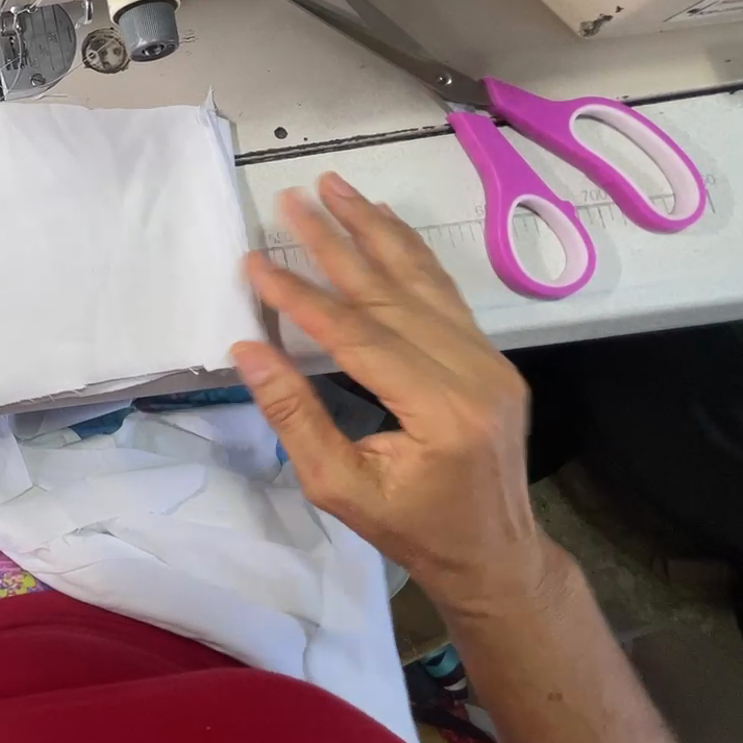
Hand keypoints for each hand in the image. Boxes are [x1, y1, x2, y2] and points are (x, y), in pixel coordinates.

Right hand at [231, 173, 551, 616]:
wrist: (495, 554)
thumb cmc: (410, 528)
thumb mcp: (336, 485)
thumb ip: (293, 414)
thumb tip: (247, 350)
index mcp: (440, 410)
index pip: (355, 335)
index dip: (299, 296)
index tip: (254, 263)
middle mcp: (473, 373)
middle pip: (389, 291)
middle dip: (333, 240)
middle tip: (292, 200)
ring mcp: (487, 359)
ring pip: (420, 277)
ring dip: (373, 227)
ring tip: (335, 187)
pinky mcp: (486, 356)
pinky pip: (441, 290)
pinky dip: (406, 249)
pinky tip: (383, 222)